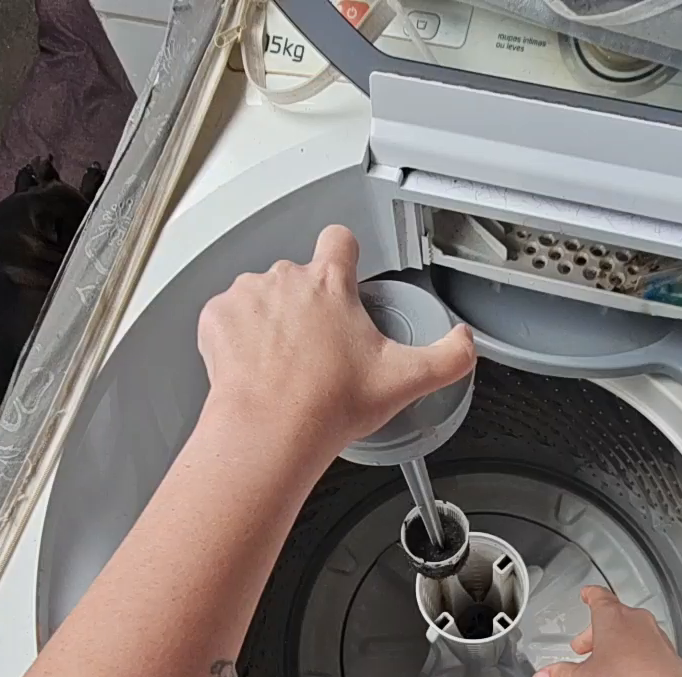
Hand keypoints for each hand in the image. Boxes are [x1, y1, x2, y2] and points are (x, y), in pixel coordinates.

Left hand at [195, 224, 475, 461]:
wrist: (272, 431)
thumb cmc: (328, 405)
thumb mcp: (405, 380)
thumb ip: (448, 357)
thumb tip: (464, 345)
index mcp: (331, 283)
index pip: (340, 240)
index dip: (345, 256)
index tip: (346, 280)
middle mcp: (286, 279)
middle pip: (301, 278)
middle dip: (309, 308)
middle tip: (320, 351)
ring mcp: (247, 296)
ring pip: (263, 298)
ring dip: (272, 323)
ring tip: (286, 365)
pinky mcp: (217, 318)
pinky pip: (229, 318)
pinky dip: (238, 339)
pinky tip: (256, 367)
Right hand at [533, 586, 681, 676]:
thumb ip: (562, 674)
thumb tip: (545, 676)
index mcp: (612, 617)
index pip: (598, 596)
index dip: (590, 594)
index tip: (587, 594)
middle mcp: (635, 620)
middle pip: (612, 616)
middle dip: (596, 631)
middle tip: (586, 646)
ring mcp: (655, 634)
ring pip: (631, 631)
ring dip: (617, 642)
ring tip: (607, 664)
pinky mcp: (667, 651)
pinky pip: (647, 646)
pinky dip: (635, 654)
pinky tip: (629, 674)